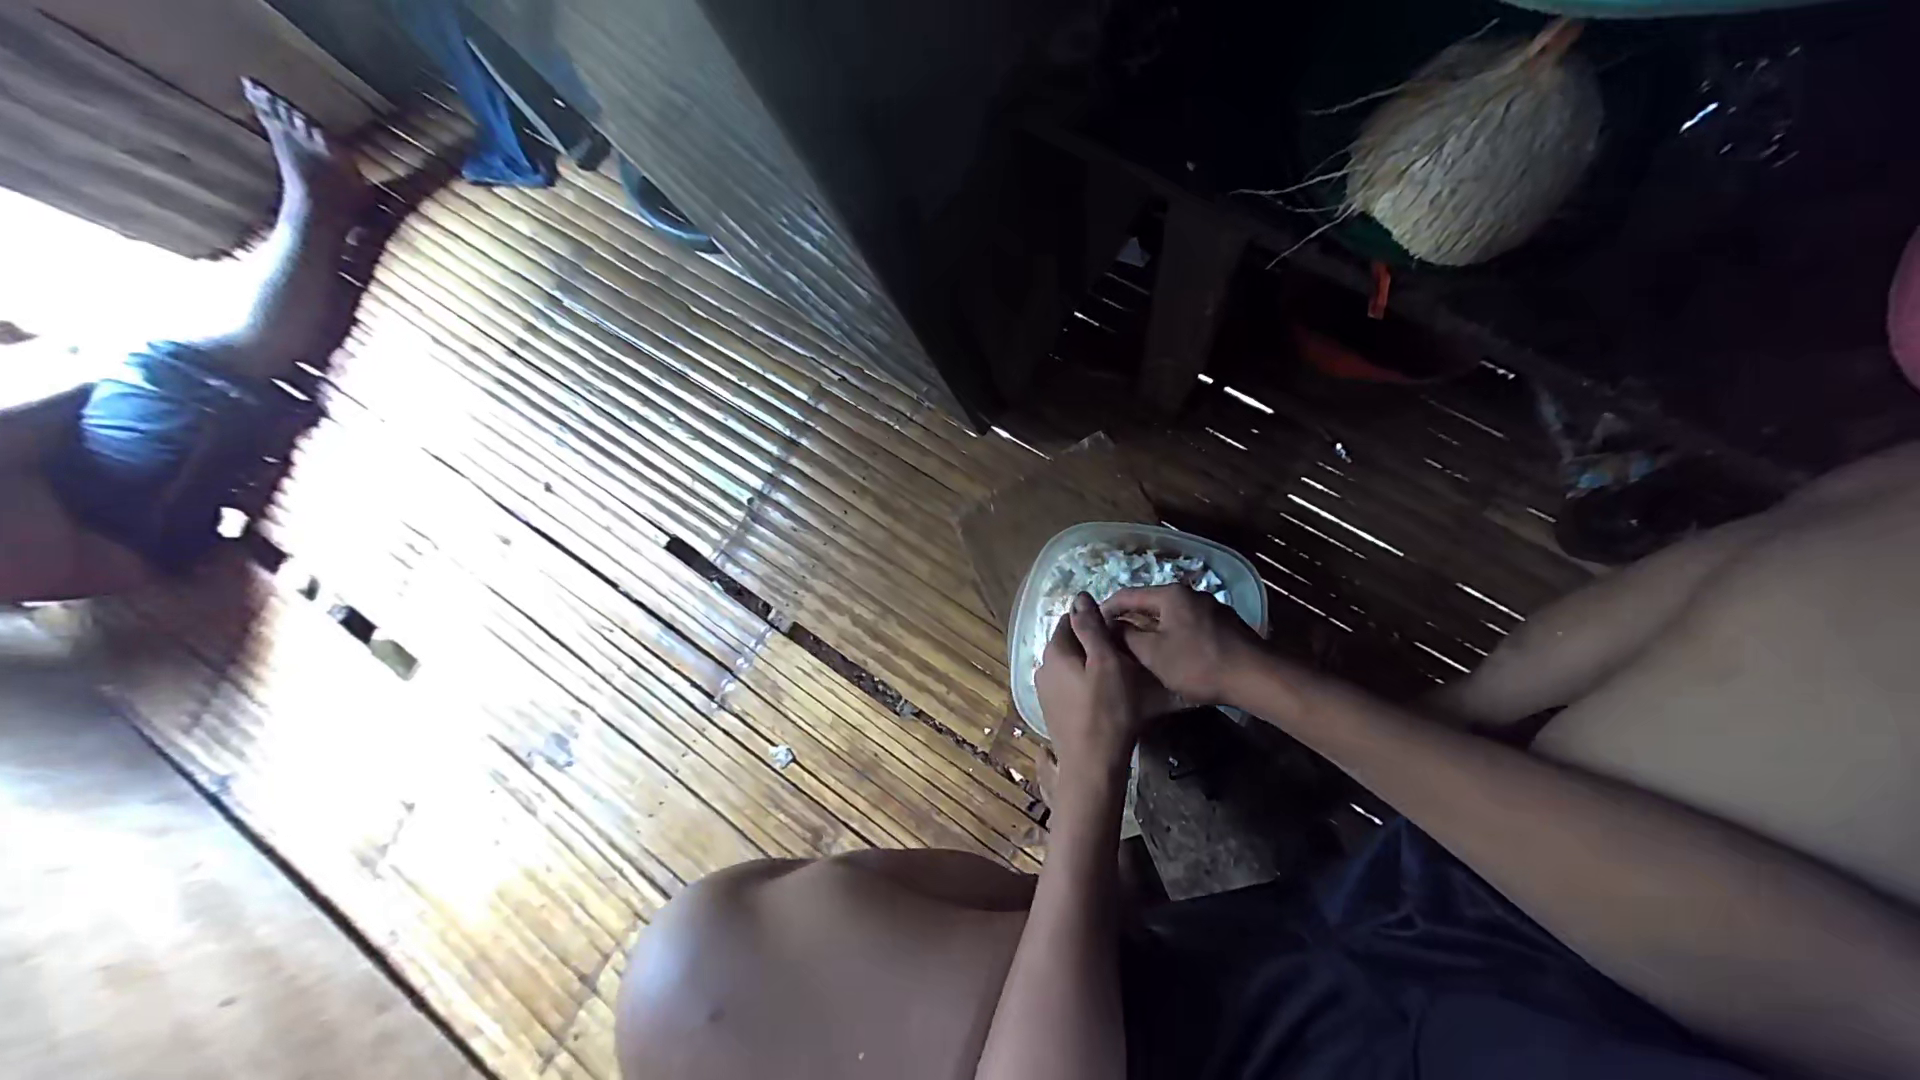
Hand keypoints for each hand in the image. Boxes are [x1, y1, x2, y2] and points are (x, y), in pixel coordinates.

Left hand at [1036, 593, 1152, 780]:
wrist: (1092, 766)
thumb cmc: (1106, 711)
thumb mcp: (1106, 662)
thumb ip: (1091, 628)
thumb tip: (1079, 596)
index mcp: (1053, 652)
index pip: (1070, 620)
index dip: (1094, 621)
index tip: (1118, 632)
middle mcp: (1042, 667)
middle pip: (1069, 643)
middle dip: (1092, 643)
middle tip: (1123, 656)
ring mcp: (1044, 691)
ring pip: (1069, 665)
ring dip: (1089, 665)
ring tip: (1116, 677)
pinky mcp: (1052, 710)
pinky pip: (1069, 685)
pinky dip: (1084, 684)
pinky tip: (1103, 696)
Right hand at [1101, 585, 1261, 706]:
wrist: (1255, 677)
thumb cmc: (1198, 663)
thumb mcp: (1152, 653)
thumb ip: (1126, 637)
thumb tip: (1111, 626)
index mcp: (1170, 595)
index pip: (1127, 595)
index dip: (1106, 609)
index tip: (1093, 625)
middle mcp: (1190, 594)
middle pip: (1150, 604)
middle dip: (1129, 620)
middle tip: (1113, 640)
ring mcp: (1210, 608)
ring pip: (1170, 616)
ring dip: (1151, 630)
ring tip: (1138, 649)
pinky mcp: (1225, 625)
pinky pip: (1187, 626)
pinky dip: (1172, 636)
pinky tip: (1170, 655)